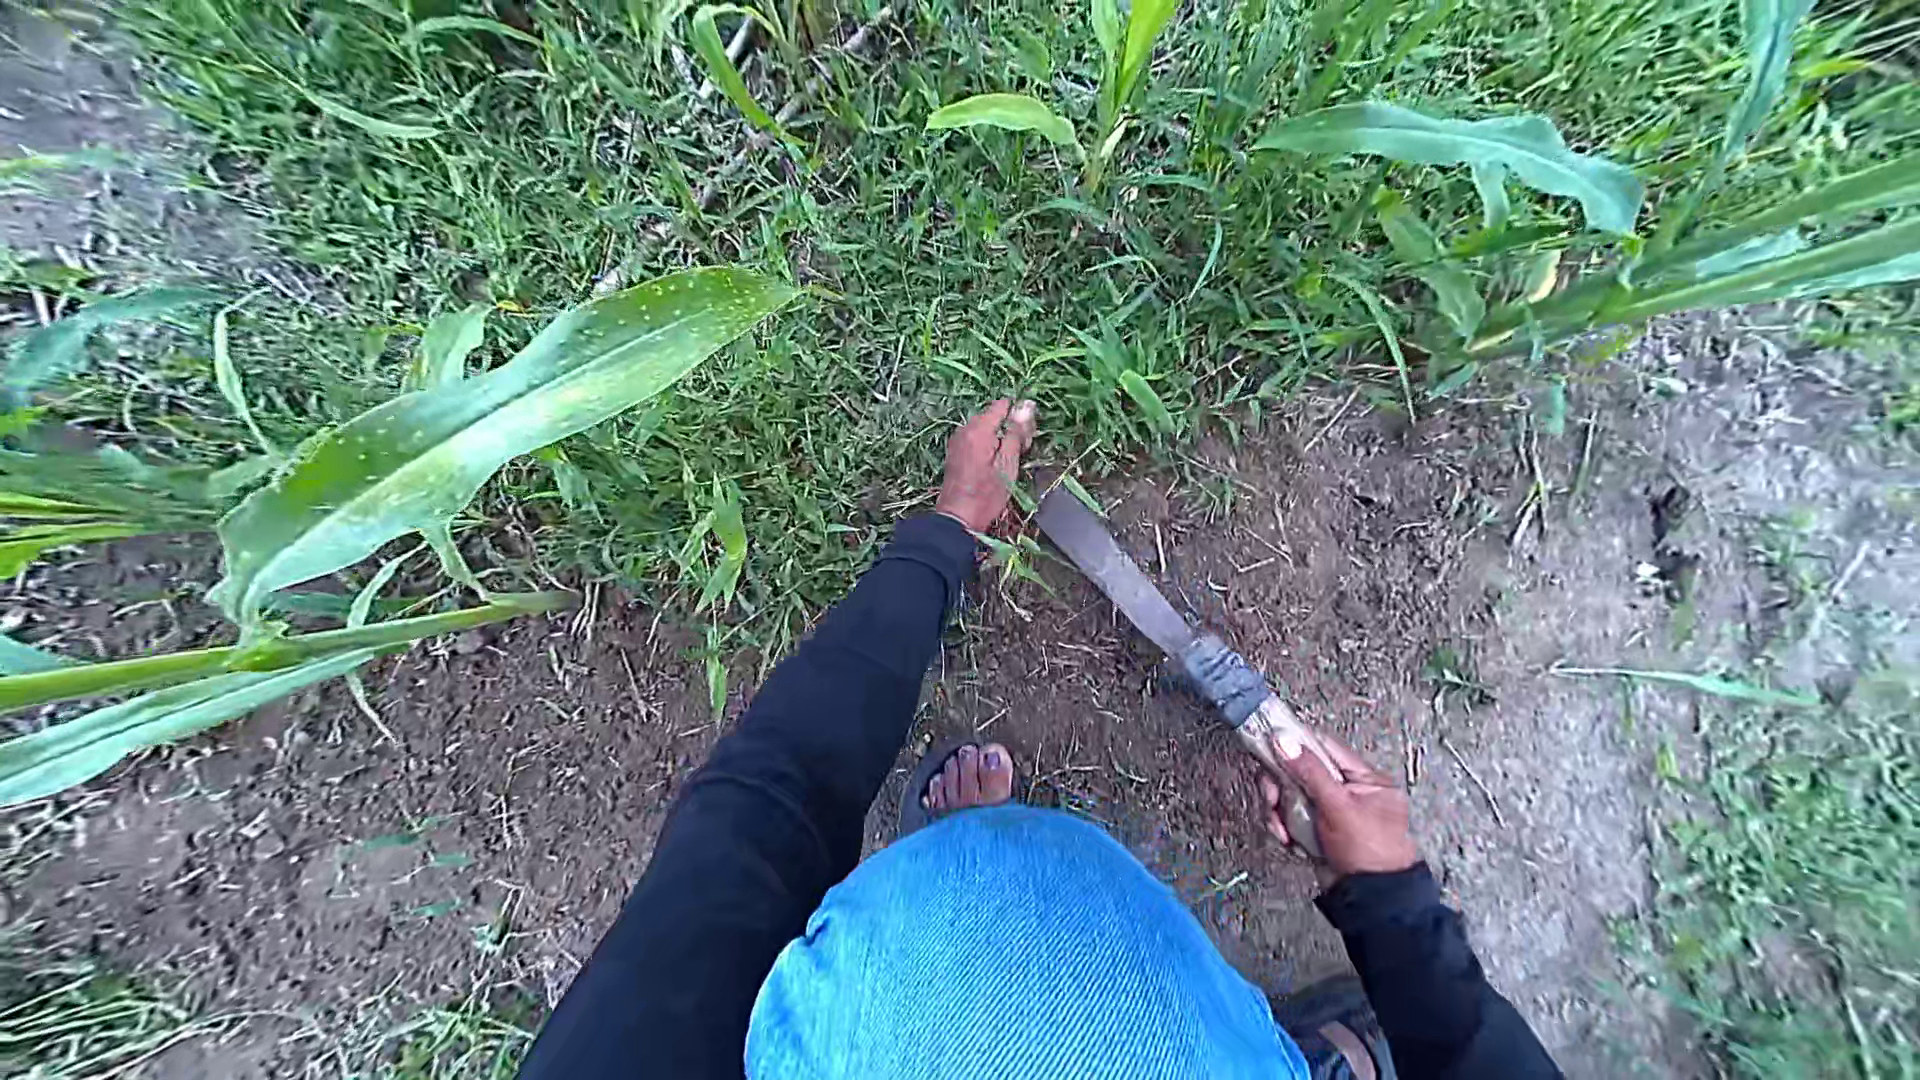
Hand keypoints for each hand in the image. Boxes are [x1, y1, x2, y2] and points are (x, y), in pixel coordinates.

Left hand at [934, 399, 1037, 532]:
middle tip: (1022, 450)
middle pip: (993, 416)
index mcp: (978, 429)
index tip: (1028, 433)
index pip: (1002, 406)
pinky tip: (996, 463)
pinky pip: (975, 440)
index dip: (1019, 414)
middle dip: (1010, 427)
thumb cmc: (987, 494)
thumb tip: (1026, 405)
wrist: (958, 518)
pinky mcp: (955, 453)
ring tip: (1011, 459)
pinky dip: (988, 446)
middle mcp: (964, 430)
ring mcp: (957, 441)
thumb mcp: (1008, 463)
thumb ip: (1016, 432)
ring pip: (984, 428)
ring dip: (1000, 438)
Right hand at [1258, 732, 1418, 881]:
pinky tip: (1289, 837)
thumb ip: (1311, 772)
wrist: (1372, 904)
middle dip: (1281, 784)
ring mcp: (1329, 809)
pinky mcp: (1315, 826)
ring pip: (1289, 792)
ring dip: (1279, 808)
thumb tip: (1286, 742)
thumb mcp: (1340, 807)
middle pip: (1299, 770)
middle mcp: (1347, 791)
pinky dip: (1283, 824)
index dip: (1296, 743)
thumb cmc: (1373, 857)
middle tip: (1273, 795)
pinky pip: (1289, 813)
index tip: (1271, 741)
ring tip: (1282, 824)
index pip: (1323, 746)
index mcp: (1365, 780)